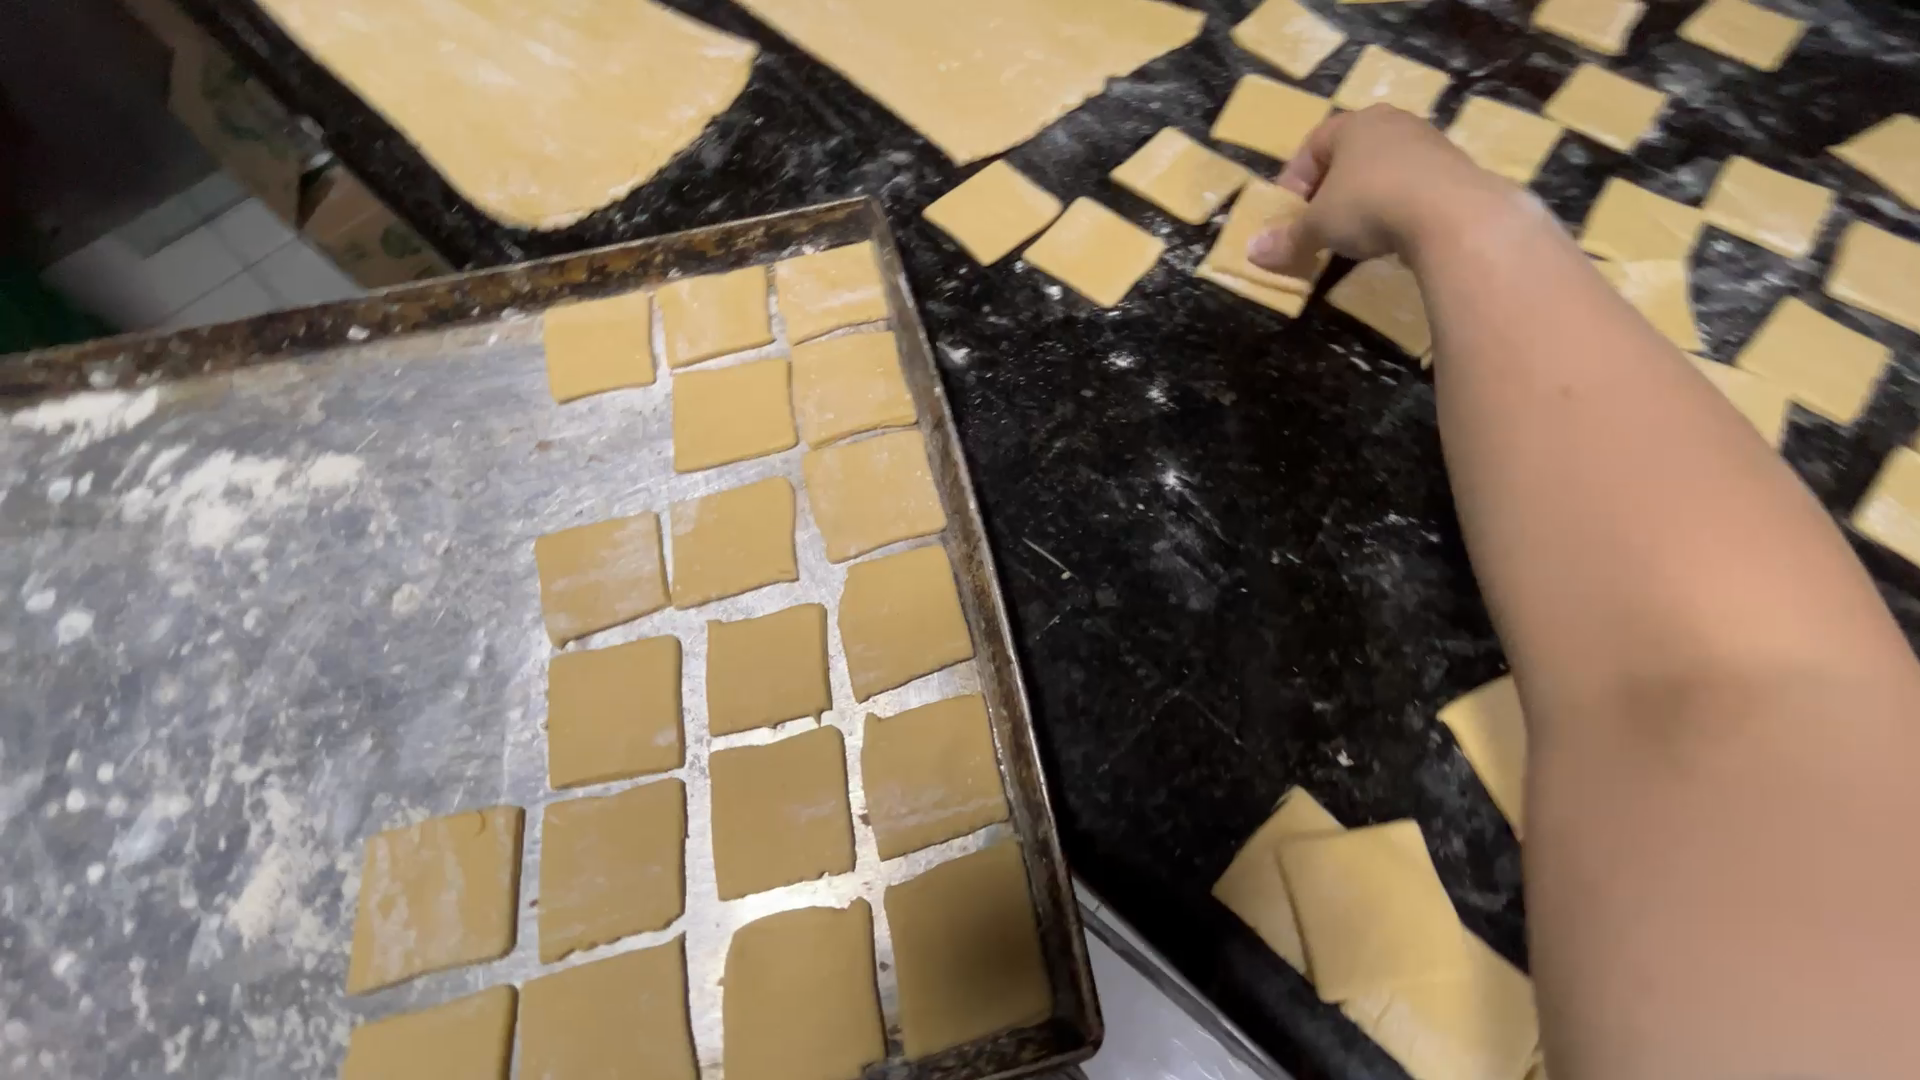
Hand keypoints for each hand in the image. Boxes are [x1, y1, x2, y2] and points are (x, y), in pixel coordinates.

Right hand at [1246, 105, 1507, 271]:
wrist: (1450, 213)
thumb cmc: (1368, 204)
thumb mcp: (1316, 227)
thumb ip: (1285, 239)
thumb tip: (1252, 253)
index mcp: (1354, 124)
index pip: (1313, 145)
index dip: (1294, 181)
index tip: (1287, 214)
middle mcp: (1392, 123)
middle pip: (1348, 157)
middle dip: (1327, 192)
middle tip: (1316, 225)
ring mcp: (1427, 143)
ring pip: (1380, 170)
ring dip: (1360, 200)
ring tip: (1351, 235)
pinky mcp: (1452, 169)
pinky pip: (1409, 187)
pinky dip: (1392, 208)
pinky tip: (1388, 235)